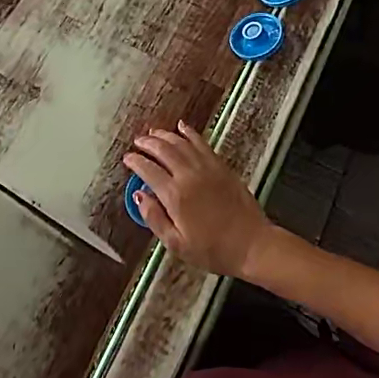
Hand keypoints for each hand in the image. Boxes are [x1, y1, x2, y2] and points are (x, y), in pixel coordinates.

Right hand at [123, 121, 277, 277]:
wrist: (251, 244)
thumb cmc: (213, 250)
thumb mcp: (176, 244)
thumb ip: (154, 218)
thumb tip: (139, 196)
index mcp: (175, 196)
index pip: (148, 171)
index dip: (135, 162)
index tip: (127, 158)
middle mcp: (189, 176)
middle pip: (163, 151)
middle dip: (147, 144)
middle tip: (138, 142)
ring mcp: (207, 168)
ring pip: (181, 143)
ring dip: (165, 135)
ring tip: (154, 132)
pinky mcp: (221, 166)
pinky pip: (202, 143)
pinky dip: (190, 133)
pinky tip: (182, 127)